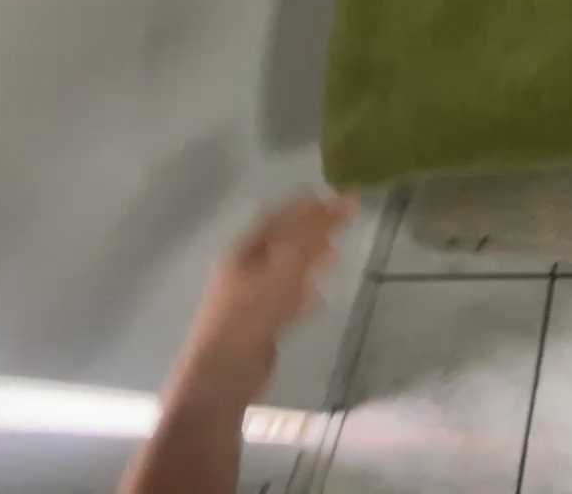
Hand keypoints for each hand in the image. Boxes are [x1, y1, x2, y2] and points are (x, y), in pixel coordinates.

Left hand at [169, 193, 359, 405]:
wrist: (225, 375)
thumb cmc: (253, 313)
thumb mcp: (286, 265)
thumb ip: (315, 234)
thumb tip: (344, 200)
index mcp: (245, 251)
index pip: (279, 216)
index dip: (308, 203)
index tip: (340, 195)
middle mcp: (245, 269)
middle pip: (284, 240)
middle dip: (314, 228)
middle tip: (346, 220)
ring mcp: (250, 296)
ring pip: (287, 266)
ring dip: (312, 257)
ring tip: (338, 252)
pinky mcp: (260, 320)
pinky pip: (286, 294)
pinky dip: (305, 286)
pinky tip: (318, 293)